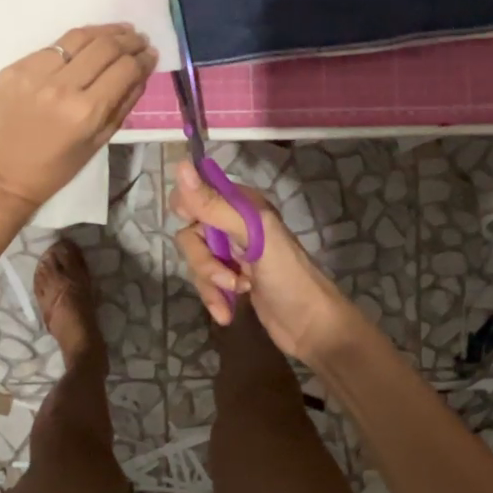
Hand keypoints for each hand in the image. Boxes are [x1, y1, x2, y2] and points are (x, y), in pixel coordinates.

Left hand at [0, 24, 157, 212]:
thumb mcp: (99, 141)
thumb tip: (143, 71)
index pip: (124, 69)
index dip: (143, 59)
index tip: (150, 54)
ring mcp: (34, 73)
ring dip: (103, 31)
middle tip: (139, 39)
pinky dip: (73, 45)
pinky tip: (84, 48)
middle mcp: (61, 86)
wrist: (4, 175)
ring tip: (118, 31)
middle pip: (104, 47)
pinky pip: (51, 48)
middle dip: (128, 40)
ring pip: (77, 37)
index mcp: (86, 111)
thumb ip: (124, 103)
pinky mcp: (14, 68)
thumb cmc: (57, 168)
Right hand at [169, 157, 359, 363]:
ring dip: (209, 282)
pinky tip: (227, 314)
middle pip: (190, 232)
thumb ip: (215, 204)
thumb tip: (180, 165)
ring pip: (195, 261)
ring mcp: (231, 255)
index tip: (192, 226)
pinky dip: (212, 298)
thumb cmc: (288, 275)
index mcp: (242, 205)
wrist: (312, 327)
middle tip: (226, 276)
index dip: (187, 207)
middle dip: (202, 259)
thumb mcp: (253, 234)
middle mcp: (233, 225)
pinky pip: (204, 283)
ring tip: (236, 294)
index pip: (197, 191)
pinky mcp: (230, 281)